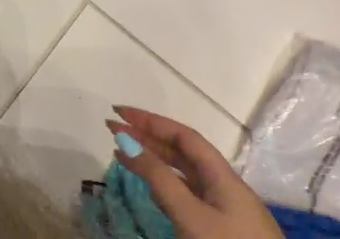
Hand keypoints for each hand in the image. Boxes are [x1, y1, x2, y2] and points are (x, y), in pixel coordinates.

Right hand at [109, 106, 281, 238]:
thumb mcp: (189, 213)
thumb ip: (157, 177)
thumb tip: (125, 140)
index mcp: (225, 178)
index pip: (185, 136)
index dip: (151, 120)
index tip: (118, 112)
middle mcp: (227, 188)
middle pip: (184, 153)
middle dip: (147, 138)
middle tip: (112, 130)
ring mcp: (227, 210)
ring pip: (185, 174)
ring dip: (153, 161)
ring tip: (122, 155)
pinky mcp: (223, 228)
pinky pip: (189, 195)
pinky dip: (165, 183)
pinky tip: (150, 188)